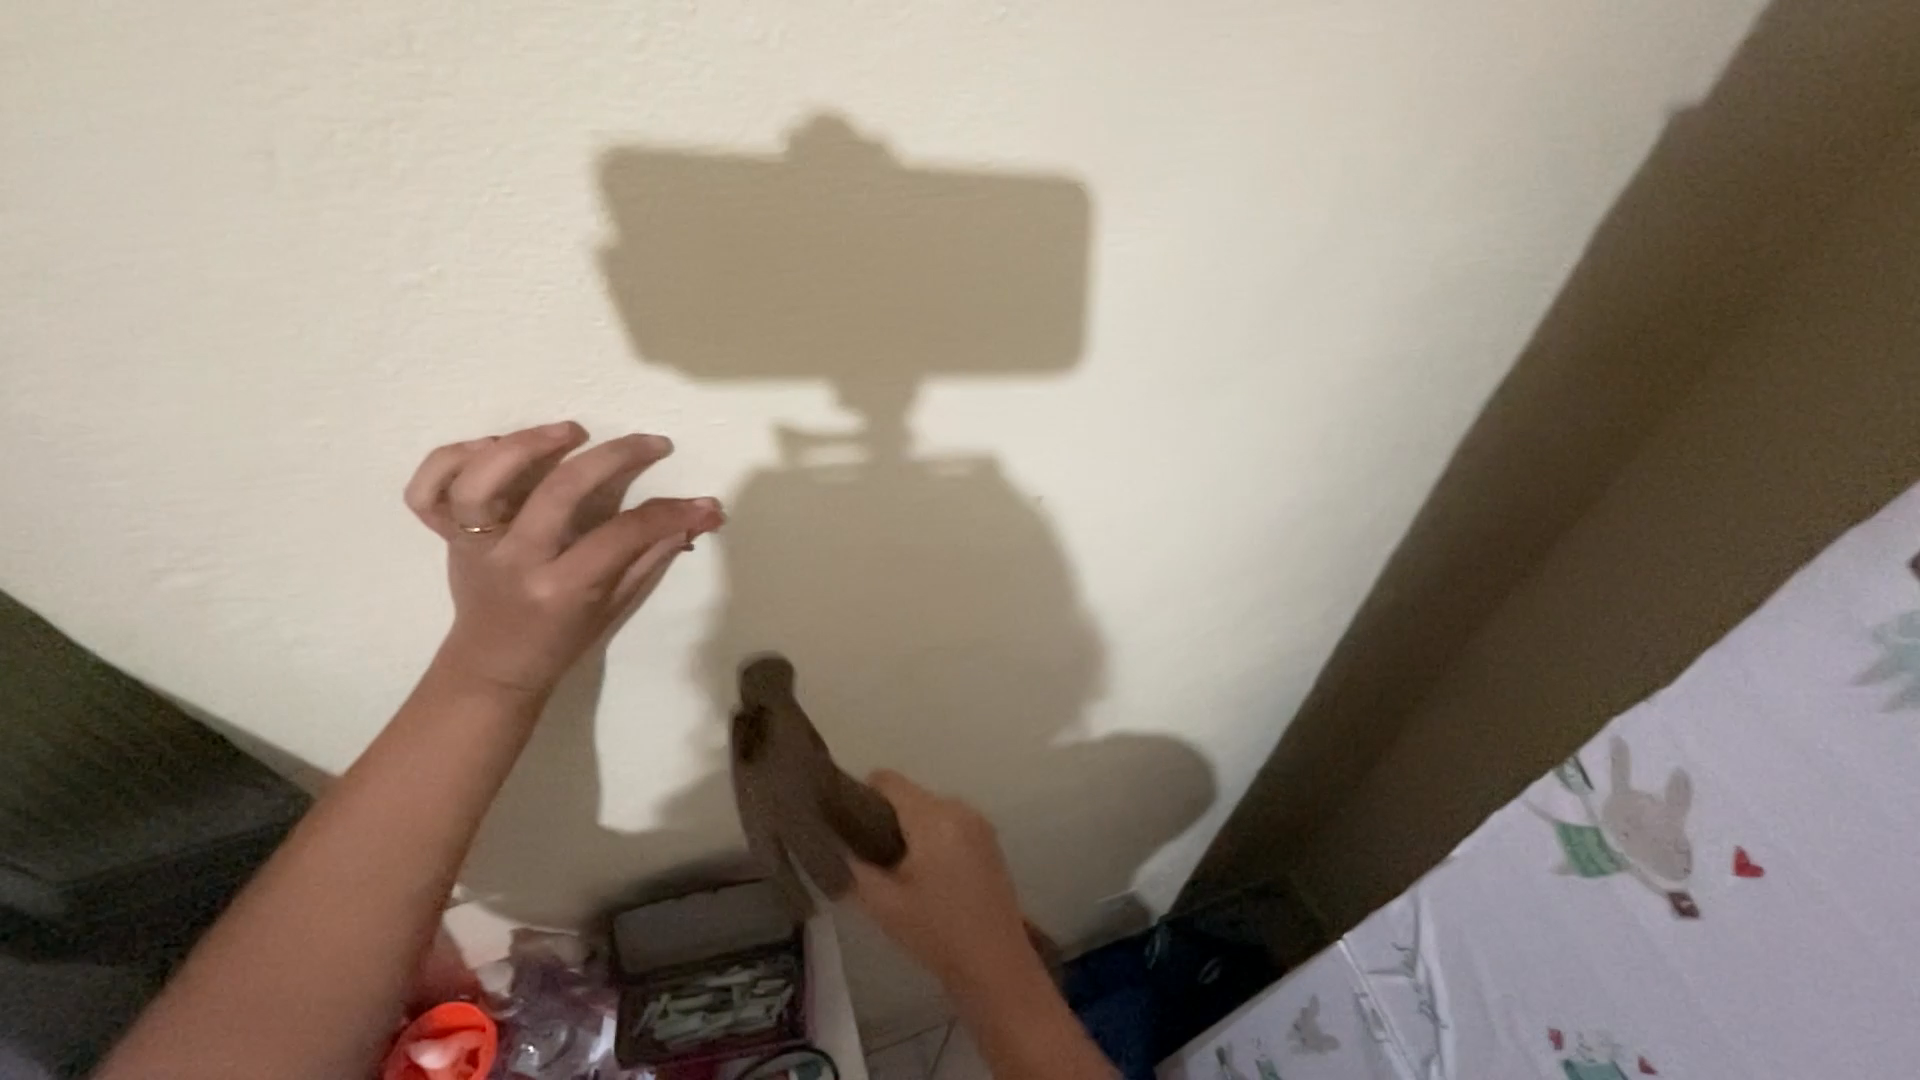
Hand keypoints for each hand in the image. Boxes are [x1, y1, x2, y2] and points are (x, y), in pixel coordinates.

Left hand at [402, 422, 723, 699]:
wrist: (492, 666)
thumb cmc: (562, 639)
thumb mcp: (616, 604)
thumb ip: (654, 554)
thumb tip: (703, 515)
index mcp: (560, 588)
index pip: (622, 536)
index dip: (670, 514)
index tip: (703, 502)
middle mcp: (514, 561)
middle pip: (558, 492)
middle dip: (613, 458)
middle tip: (649, 443)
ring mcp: (473, 545)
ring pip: (481, 481)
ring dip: (526, 444)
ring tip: (569, 432)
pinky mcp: (447, 535)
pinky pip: (427, 491)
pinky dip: (452, 459)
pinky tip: (493, 447)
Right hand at [849, 771, 1035, 991]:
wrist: (995, 964)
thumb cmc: (935, 933)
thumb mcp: (882, 904)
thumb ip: (854, 867)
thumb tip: (838, 845)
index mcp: (933, 817)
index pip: (888, 781)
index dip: (862, 794)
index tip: (848, 824)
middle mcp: (959, 808)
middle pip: (910, 795)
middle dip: (887, 818)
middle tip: (870, 856)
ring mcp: (978, 823)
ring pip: (931, 809)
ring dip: (912, 828)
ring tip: (897, 869)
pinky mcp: (989, 840)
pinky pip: (951, 822)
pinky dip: (934, 836)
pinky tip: (927, 875)